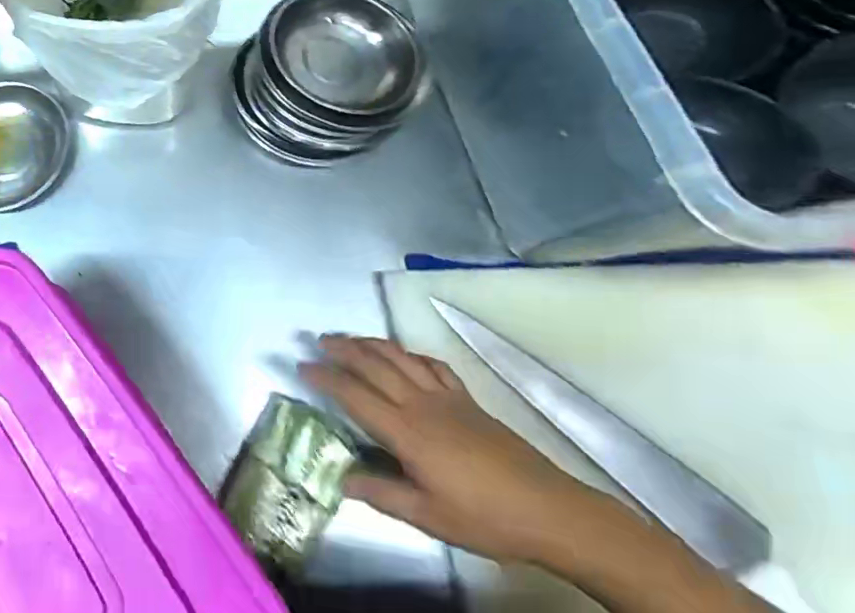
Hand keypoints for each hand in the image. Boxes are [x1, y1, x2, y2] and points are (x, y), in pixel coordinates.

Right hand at [299, 335, 614, 564]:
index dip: (325, 378)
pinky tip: (405, 356)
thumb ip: (381, 494)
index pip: (354, 395)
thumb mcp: (428, 517)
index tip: (302, 367)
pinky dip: (412, 355)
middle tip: (319, 340)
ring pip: (401, 358)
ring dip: (372, 343)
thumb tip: (340, 479)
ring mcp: (446, 398)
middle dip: (343, 349)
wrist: (551, 510)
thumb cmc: (485, 517)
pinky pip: (434, 366)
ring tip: (351, 338)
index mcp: (406, 432)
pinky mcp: (468, 400)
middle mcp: (420, 405)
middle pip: (374, 365)